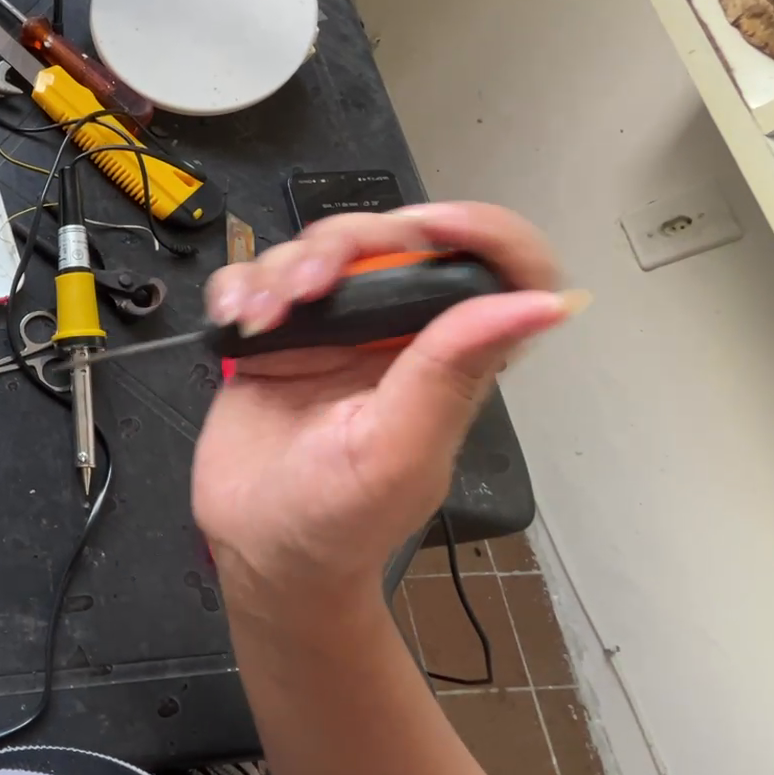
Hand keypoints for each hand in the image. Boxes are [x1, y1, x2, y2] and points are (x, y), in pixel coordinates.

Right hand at [193, 203, 582, 608]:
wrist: (257, 545)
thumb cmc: (338, 518)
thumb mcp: (399, 451)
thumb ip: (450, 374)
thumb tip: (541, 304)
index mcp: (447, 359)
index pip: (499, 273)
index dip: (483, 233)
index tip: (429, 229)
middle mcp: (389, 334)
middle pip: (383, 241)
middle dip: (340, 247)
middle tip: (303, 289)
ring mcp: (322, 332)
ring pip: (310, 253)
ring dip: (277, 270)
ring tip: (256, 320)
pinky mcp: (267, 338)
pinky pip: (251, 283)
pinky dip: (236, 288)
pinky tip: (232, 320)